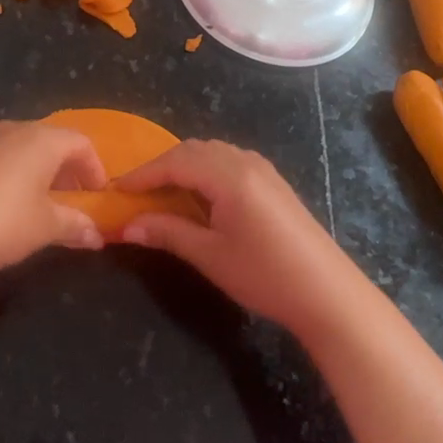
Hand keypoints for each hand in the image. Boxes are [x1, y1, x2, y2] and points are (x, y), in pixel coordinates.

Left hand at [0, 120, 107, 281]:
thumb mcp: (44, 228)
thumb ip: (74, 225)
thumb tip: (97, 234)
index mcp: (41, 141)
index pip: (80, 142)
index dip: (95, 167)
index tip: (98, 194)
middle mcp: (13, 131)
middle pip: (50, 140)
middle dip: (67, 167)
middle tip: (73, 197)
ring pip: (21, 147)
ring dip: (38, 169)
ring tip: (40, 201)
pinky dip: (12, 173)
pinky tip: (4, 203)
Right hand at [114, 140, 360, 334]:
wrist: (327, 292)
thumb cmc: (264, 274)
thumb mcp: (210, 255)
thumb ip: (168, 233)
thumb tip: (127, 226)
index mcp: (229, 176)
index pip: (175, 162)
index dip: (143, 174)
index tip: (115, 189)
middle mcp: (246, 162)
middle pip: (194, 150)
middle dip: (162, 166)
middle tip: (136, 191)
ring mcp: (264, 170)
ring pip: (213, 153)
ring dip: (184, 165)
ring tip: (163, 192)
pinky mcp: (274, 183)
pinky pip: (230, 162)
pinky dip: (206, 170)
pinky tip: (200, 195)